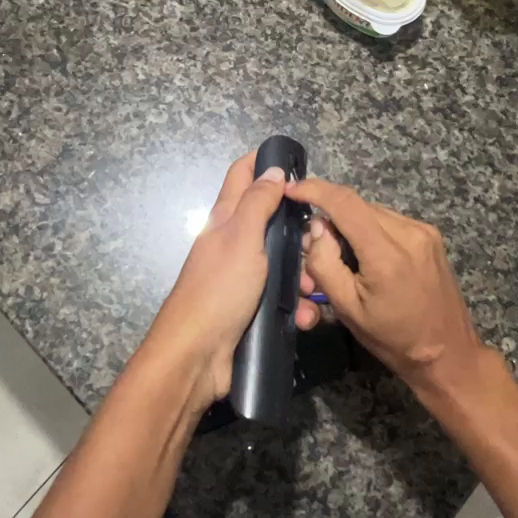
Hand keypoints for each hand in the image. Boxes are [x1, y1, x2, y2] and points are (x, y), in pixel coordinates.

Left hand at [139, 153, 320, 412]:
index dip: (264, 161)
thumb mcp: (242, 237)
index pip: (242, 175)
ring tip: (314, 289)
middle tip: (320, 241)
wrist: (196, 356)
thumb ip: (258, 202)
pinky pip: (282, 298)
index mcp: (226, 218)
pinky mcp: (251, 308)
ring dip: (304, 274)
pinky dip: (297, 306)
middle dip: (300, 230)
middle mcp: (234, 243)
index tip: (296, 162)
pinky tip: (306, 317)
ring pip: (283, 263)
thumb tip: (272, 170)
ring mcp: (242, 277)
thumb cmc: (219, 288)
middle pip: (273, 220)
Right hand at [286, 179, 487, 396]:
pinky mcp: (431, 234)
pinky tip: (369, 256)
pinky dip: (371, 229)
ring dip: (351, 223)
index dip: (314, 190)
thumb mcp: (347, 309)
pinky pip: (389, 219)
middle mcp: (408, 232)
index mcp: (386, 254)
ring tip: (346, 255)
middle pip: (357, 205)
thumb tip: (317, 226)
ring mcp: (423, 231)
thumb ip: (325, 263)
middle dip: (330, 216)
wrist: (448, 353)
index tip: (291, 190)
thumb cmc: (394, 339)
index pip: (345, 203)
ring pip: (372, 211)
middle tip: (316, 244)